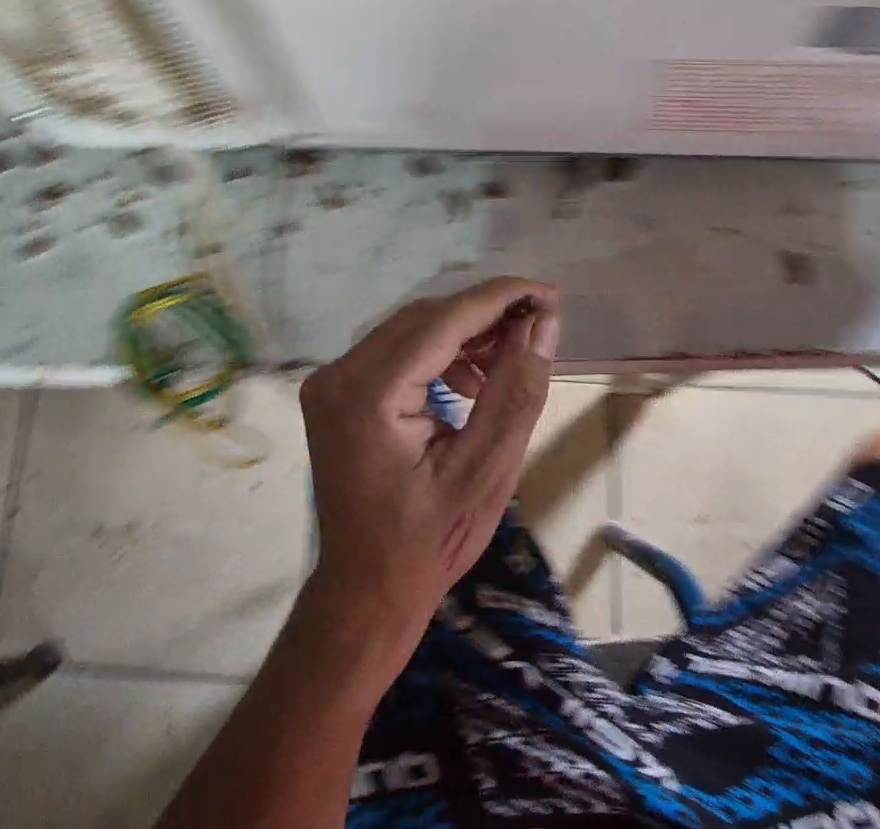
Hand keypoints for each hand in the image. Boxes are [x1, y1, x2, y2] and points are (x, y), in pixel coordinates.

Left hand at [297, 277, 560, 667]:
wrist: (367, 587)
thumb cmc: (430, 543)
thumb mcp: (486, 472)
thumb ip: (514, 392)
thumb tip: (542, 324)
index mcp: (367, 396)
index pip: (441, 322)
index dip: (499, 300)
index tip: (549, 293)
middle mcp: (337, 376)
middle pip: (421, 320)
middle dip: (483, 317)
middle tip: (539, 327)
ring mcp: (329, 384)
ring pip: (408, 332)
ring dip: (462, 338)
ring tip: (509, 364)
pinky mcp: (336, 394)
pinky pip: (394, 355)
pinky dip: (436, 358)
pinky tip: (470, 385)